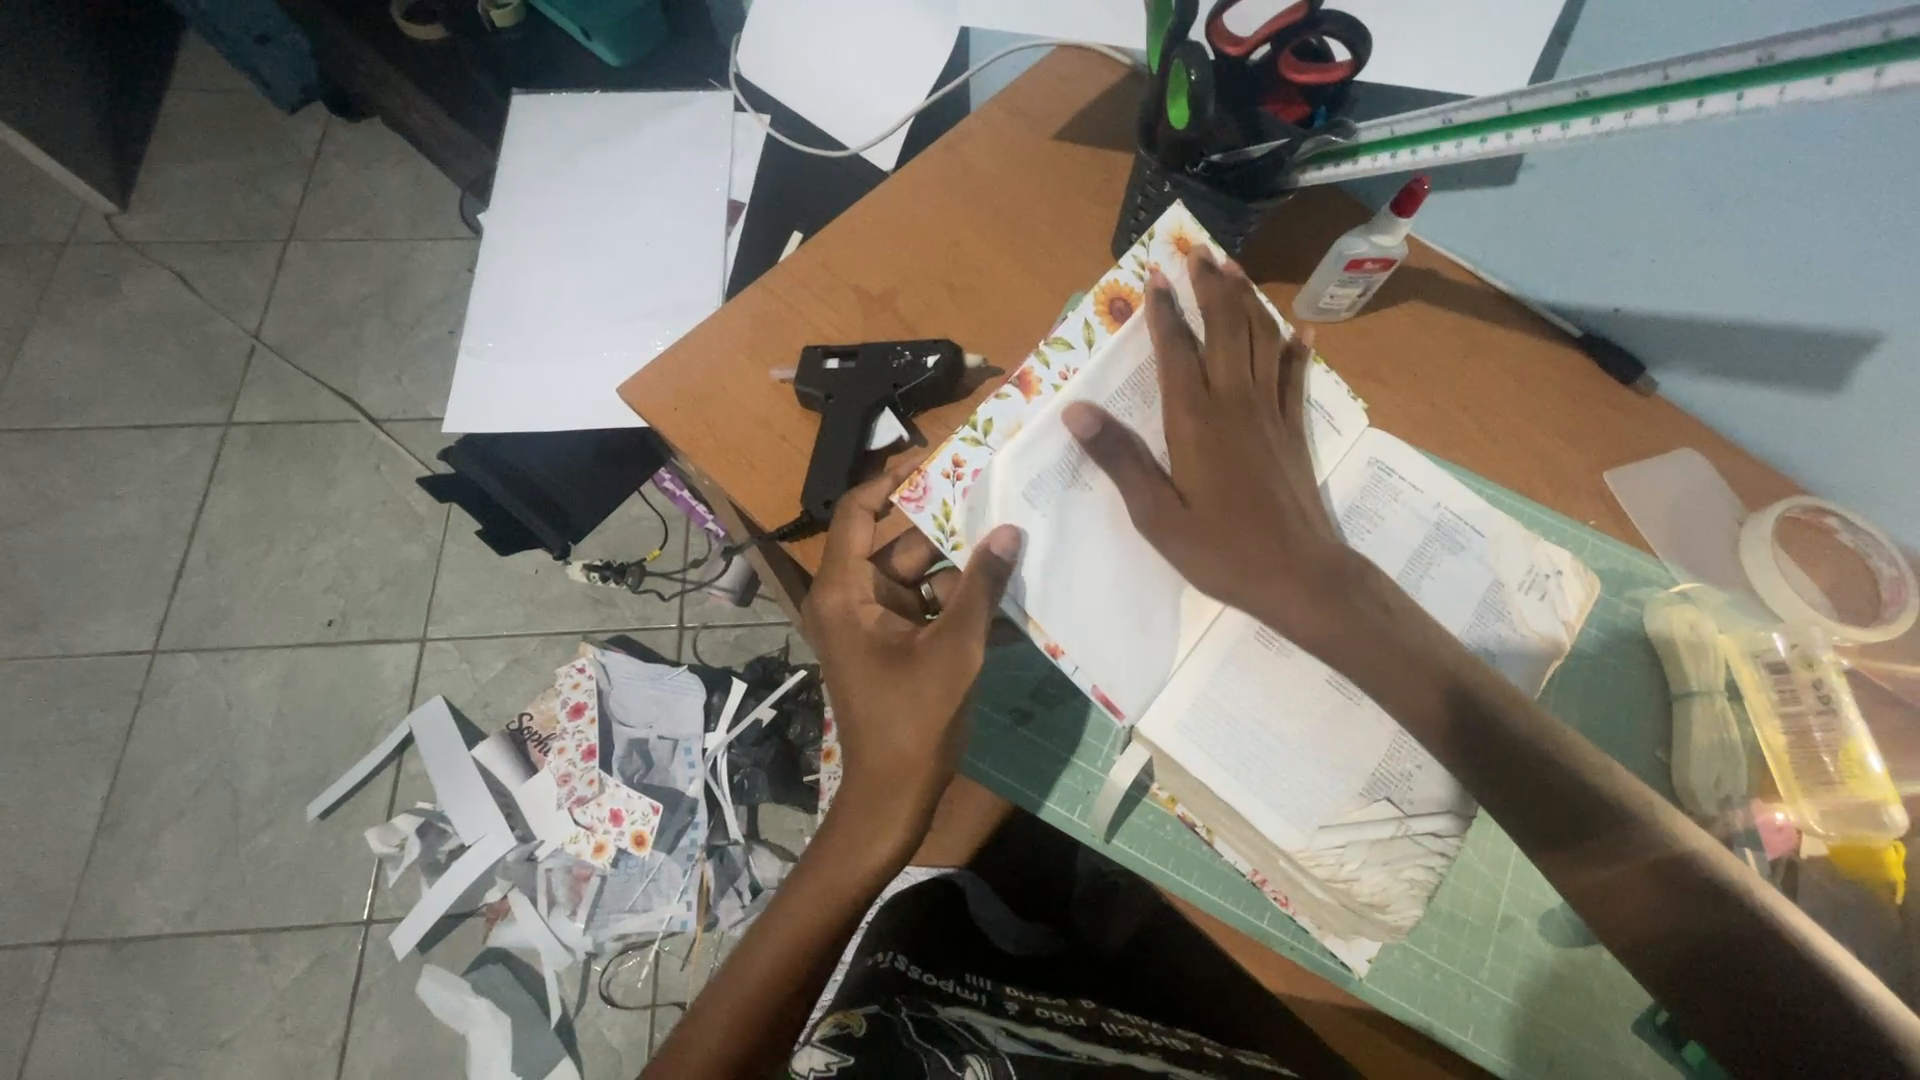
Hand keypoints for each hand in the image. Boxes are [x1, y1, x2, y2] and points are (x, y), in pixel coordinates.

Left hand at [801, 462, 1022, 858]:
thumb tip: (1010, 530)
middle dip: (946, 527)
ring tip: (1014, 545)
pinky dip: (958, 604)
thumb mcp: (954, 648)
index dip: (891, 479)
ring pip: (918, 575)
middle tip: (997, 498)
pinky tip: (1006, 599)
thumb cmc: (913, 719)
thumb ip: (981, 586)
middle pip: (897, 542)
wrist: (893, 795)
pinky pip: (926, 606)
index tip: (934, 457)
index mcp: (845, 591)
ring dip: (962, 569)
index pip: (857, 512)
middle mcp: (851, 598)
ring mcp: (872, 622)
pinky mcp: (893, 643)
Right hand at [1061, 250, 1367, 644]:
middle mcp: (1235, 403)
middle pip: (1225, 329)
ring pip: (1262, 340)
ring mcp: (1271, 413)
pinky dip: (1296, 347)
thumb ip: (1120, 459)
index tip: (1154, 275)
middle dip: (1209, 288)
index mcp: (1195, 421)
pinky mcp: (1295, 430)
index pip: (1176, 351)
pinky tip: (1301, 329)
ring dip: (1247, 301)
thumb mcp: (1156, 514)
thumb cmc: (1219, 550)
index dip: (1164, 311)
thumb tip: (1076, 411)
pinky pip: (1296, 375)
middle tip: (1197, 252)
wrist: (1299, 577)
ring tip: (1234, 270)